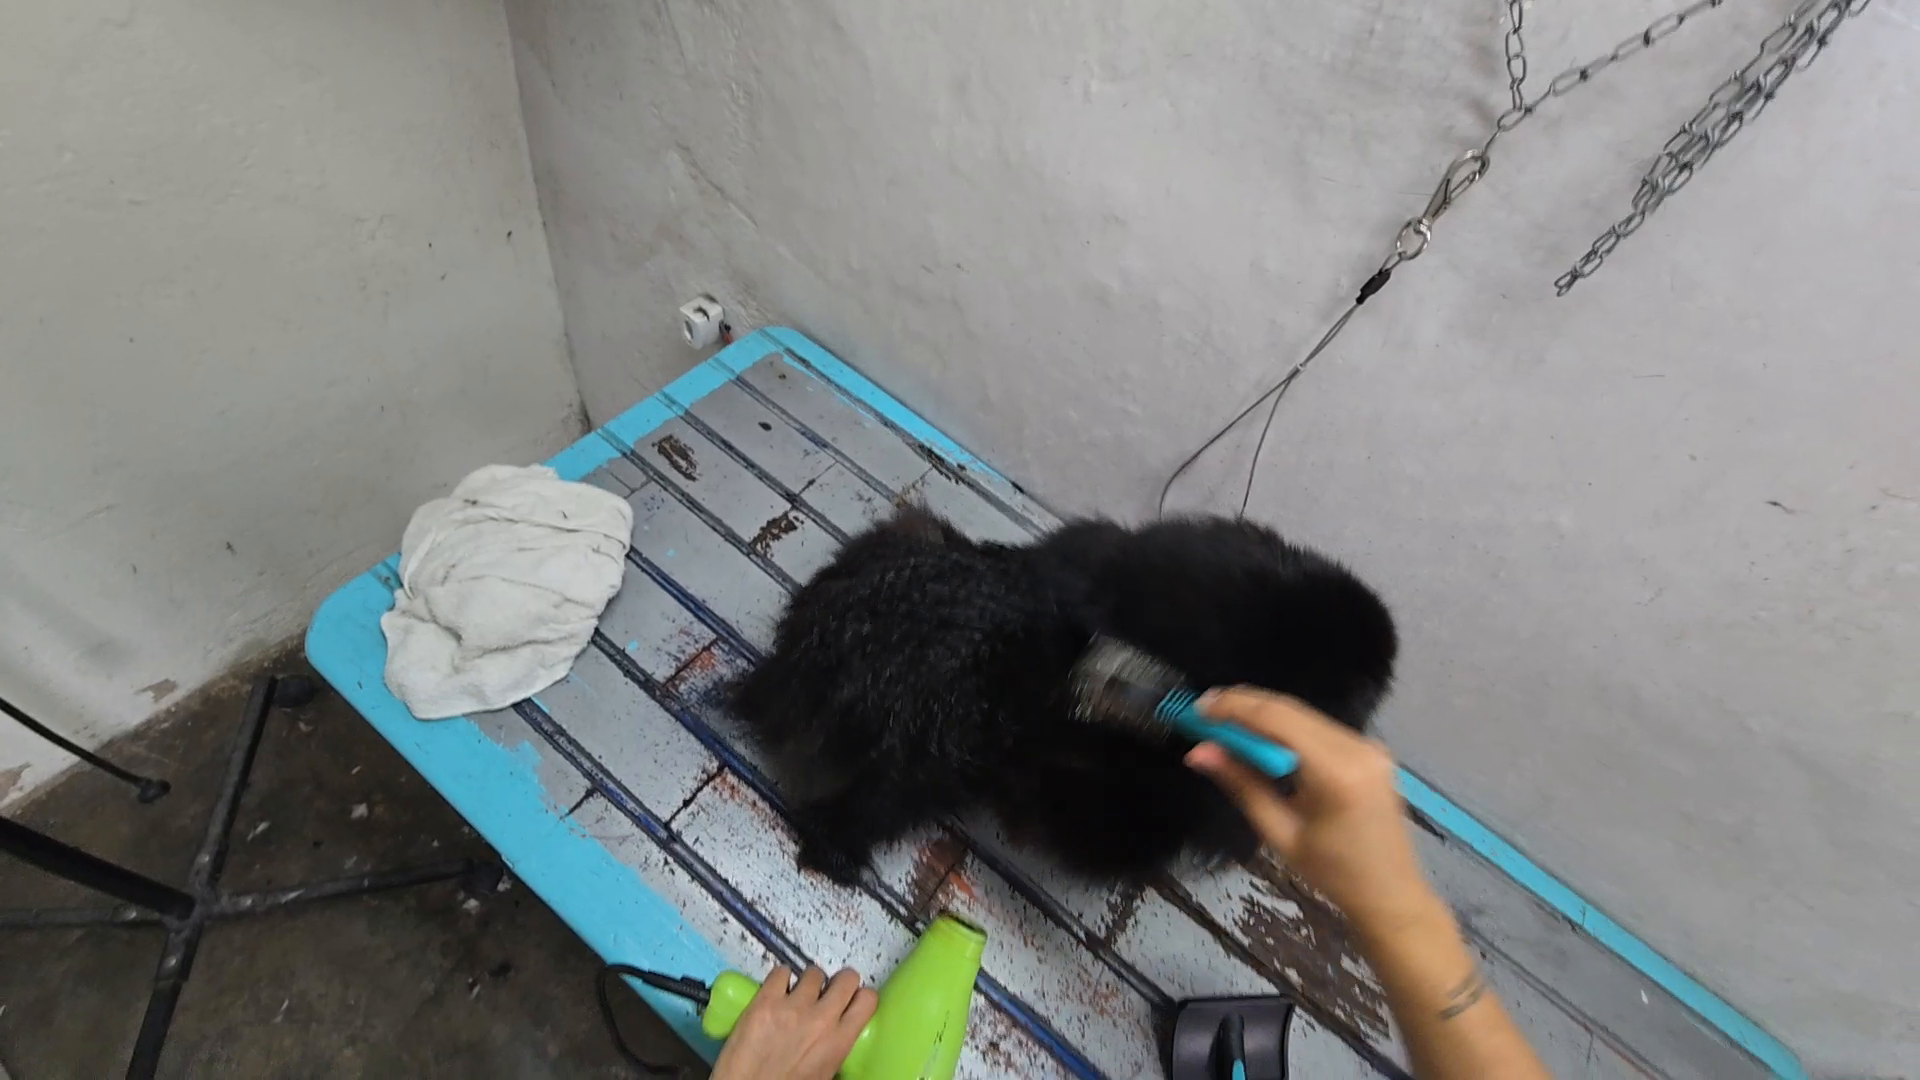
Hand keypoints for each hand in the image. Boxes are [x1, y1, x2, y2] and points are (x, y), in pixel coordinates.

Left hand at [709, 965, 878, 1079]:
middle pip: (847, 977)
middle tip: (825, 994)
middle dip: (838, 983)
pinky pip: (781, 971)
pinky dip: (779, 981)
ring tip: (794, 997)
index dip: (858, 997)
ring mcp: (793, 1008)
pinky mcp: (765, 1002)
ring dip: (806, 984)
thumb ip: (835, 1046)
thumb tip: (839, 1030)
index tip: (849, 1001)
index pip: (868, 999)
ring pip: (813, 972)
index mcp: (838, 1043)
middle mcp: (821, 1020)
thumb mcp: (824, 1073)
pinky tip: (774, 994)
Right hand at [1185, 688, 1433, 933]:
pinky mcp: (1368, 748)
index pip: (1276, 719)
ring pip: (1300, 713)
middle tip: (1202, 710)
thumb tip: (1197, 752)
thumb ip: (1240, 785)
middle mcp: (1355, 748)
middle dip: (1242, 705)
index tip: (1198, 709)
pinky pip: (1315, 725)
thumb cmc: (1333, 873)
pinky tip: (1257, 731)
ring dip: (1260, 712)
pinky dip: (1281, 723)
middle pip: (1287, 709)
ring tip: (1221, 718)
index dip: (1234, 708)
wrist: (1392, 895)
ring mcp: (1367, 745)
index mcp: (1335, 772)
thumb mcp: (1279, 832)